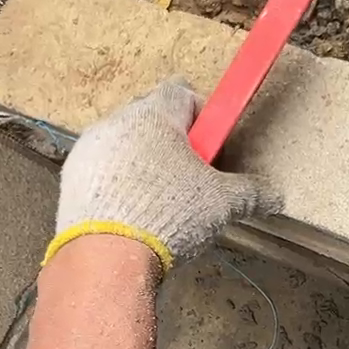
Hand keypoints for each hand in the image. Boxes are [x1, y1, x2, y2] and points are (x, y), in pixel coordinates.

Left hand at [47, 79, 280, 271]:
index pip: (183, 92)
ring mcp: (89, 150)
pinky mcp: (72, 179)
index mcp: (155, 115)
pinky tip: (135, 217)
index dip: (204, 116)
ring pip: (127, 146)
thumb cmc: (169, 215)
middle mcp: (117, 122)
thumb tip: (276, 195)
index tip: (213, 147)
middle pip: (153, 118)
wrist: (106, 257)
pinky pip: (105, 172)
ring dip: (146, 164)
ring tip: (163, 204)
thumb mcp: (223, 203)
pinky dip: (121, 186)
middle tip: (192, 179)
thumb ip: (252, 192)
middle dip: (174, 143)